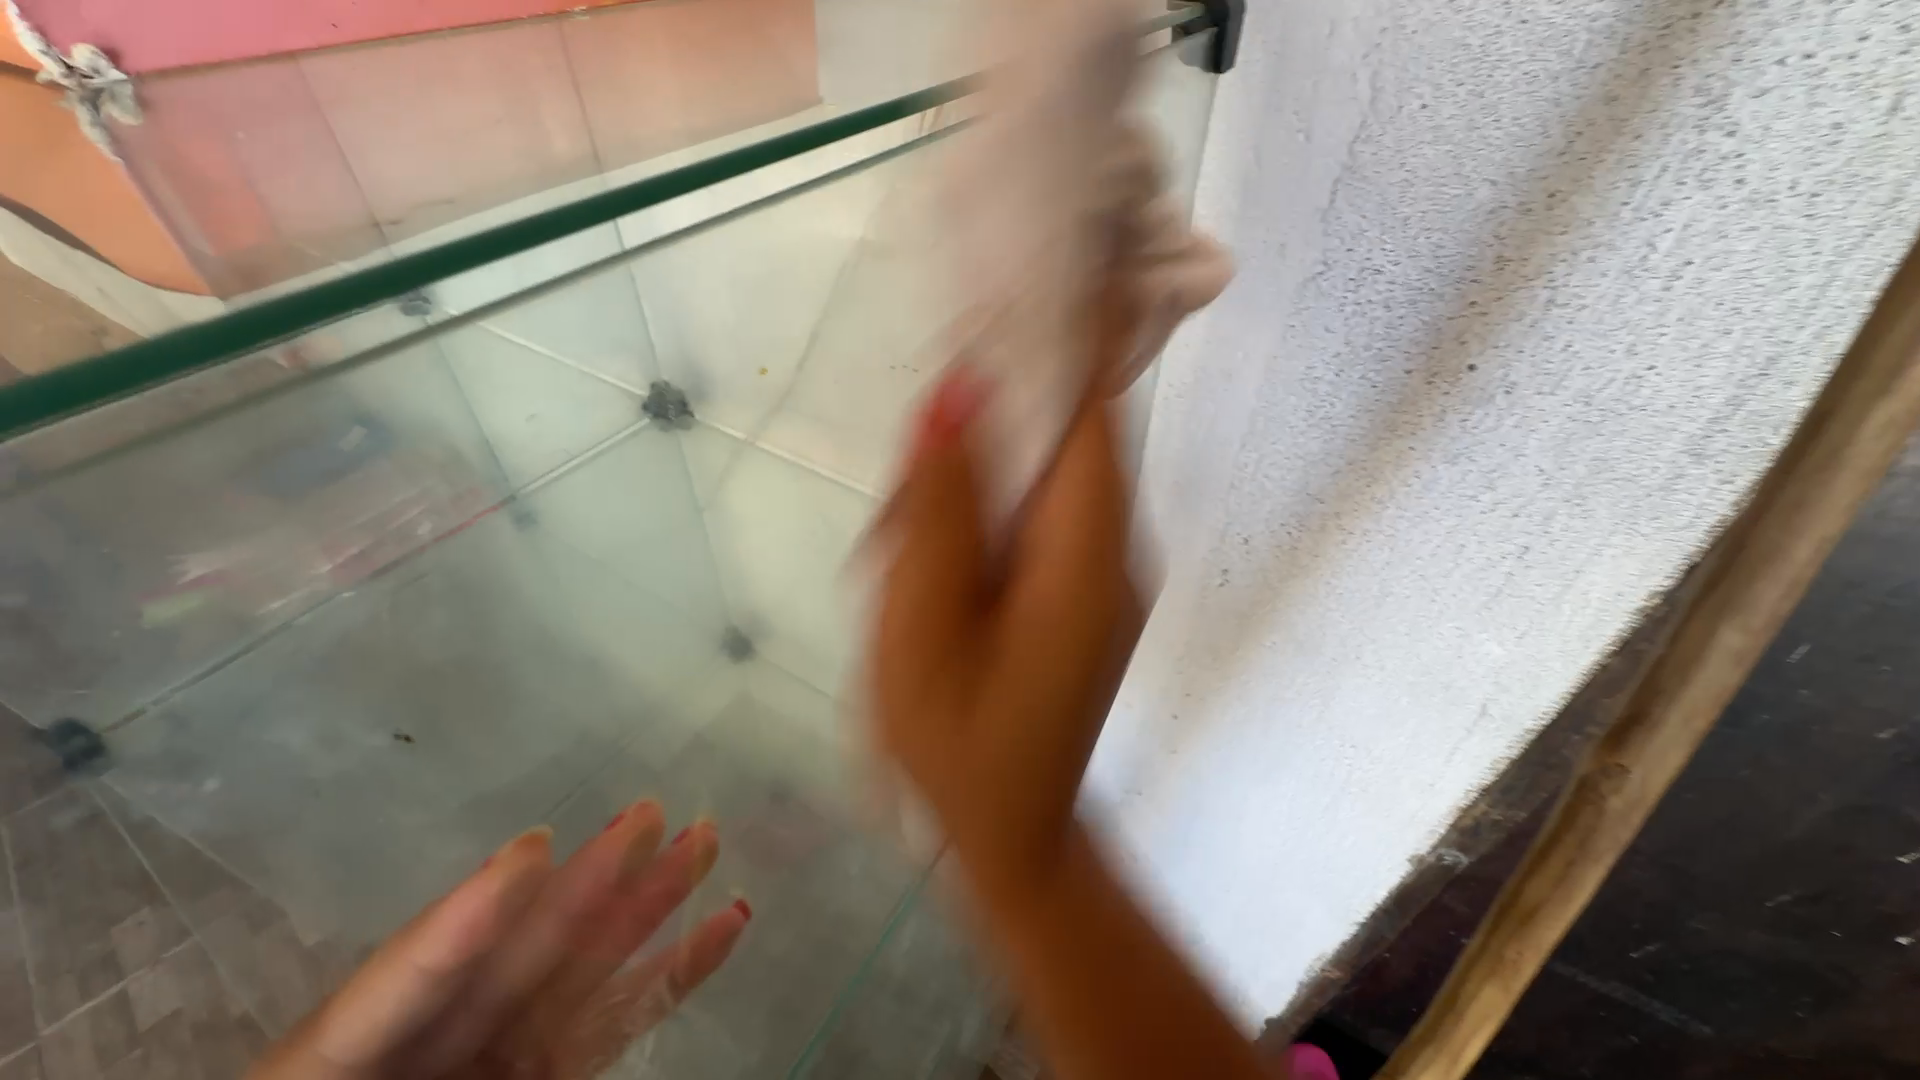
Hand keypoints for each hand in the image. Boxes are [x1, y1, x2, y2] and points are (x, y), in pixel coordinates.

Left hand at [248, 805, 748, 1079]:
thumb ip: (402, 1040)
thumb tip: (528, 1045)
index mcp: (337, 1060)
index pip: (408, 980)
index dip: (469, 920)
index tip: (533, 852)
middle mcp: (433, 1039)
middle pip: (517, 954)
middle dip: (589, 884)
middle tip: (653, 815)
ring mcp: (500, 1052)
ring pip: (584, 969)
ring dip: (649, 906)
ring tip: (704, 842)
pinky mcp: (548, 1069)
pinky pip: (620, 1018)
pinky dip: (674, 972)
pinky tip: (724, 924)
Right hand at [870, 354, 1143, 904]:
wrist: (1010, 834)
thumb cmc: (954, 742)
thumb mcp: (921, 623)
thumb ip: (941, 506)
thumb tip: (960, 391)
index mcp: (1085, 554)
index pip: (1093, 409)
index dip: (1069, 331)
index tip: (1032, 266)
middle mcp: (1119, 550)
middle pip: (1074, 434)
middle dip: (1000, 410)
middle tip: (916, 456)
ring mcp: (1111, 572)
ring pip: (1056, 473)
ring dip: (987, 467)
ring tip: (909, 527)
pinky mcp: (1092, 591)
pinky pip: (1052, 513)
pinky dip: (999, 502)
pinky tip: (940, 545)